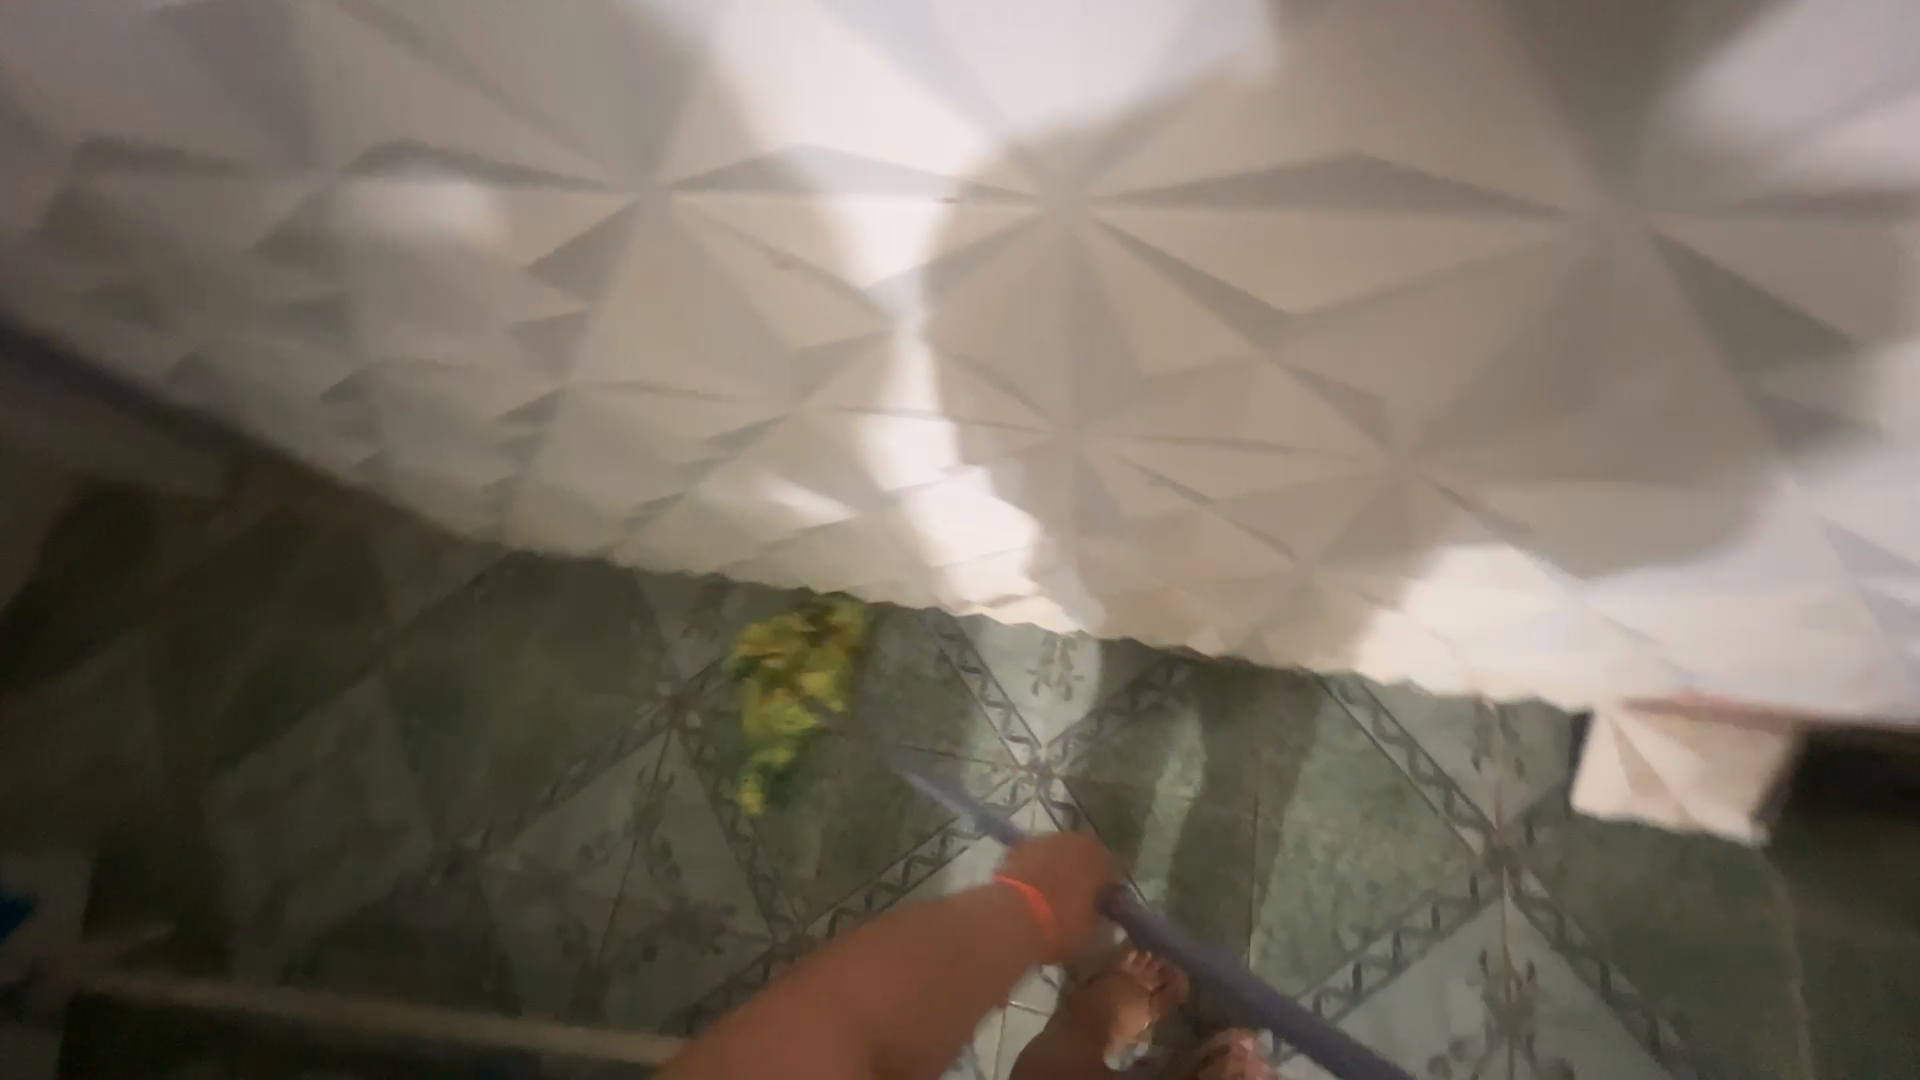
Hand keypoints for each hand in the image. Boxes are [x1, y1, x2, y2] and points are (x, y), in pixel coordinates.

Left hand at [997, 831, 1117, 960]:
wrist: (1011, 916)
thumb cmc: (1059, 926)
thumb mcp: (1093, 936)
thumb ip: (1105, 923)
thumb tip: (1107, 919)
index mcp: (1098, 858)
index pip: (1113, 868)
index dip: (1110, 888)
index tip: (1105, 906)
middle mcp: (1073, 840)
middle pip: (1084, 854)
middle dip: (1084, 872)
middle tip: (1079, 897)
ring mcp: (1043, 839)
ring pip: (1058, 851)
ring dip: (1059, 866)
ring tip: (1052, 893)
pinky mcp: (1018, 846)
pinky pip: (1035, 856)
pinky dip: (1036, 867)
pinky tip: (1031, 888)